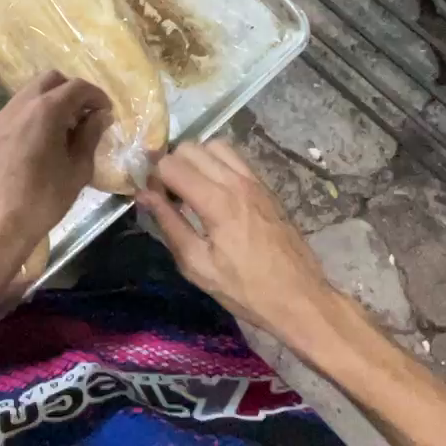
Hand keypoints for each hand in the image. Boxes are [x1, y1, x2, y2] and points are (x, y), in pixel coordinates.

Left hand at [0, 71, 112, 278]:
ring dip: (52, 99)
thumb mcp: (77, 169)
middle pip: (51, 80)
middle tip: (86, 116)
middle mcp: (22, 103)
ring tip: (66, 128)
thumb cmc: (44, 198)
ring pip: (31, 91)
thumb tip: (100, 116)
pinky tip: (43, 138)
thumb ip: (90, 135)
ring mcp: (4, 115)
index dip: (97, 96)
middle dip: (72, 91)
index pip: (77, 87)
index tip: (107, 112)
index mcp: (46, 109)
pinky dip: (35, 111)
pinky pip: (18, 108)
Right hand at [137, 141, 349, 349]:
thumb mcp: (198, 266)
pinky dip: (216, 163)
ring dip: (195, 159)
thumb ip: (169, 224)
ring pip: (212, 145)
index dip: (153, 178)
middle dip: (171, 165)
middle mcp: (235, 181)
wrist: (302, 300)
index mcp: (217, 202)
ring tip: (192, 187)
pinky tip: (214, 189)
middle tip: (170, 193)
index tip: (154, 199)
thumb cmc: (247, 290)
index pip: (170, 164)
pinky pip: (234, 156)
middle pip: (189, 147)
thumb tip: (143, 194)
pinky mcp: (265, 185)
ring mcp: (254, 180)